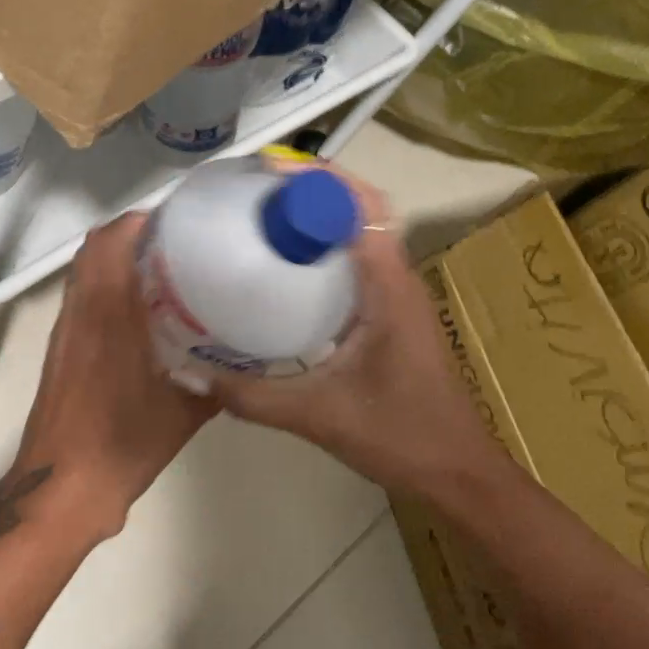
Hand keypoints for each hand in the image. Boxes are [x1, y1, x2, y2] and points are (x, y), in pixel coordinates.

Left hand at [14, 213, 218, 539]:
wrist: (63, 485)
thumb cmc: (122, 443)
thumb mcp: (184, 412)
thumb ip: (215, 378)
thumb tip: (246, 355)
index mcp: (108, 312)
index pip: (112, 241)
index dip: (143, 221)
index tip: (182, 220)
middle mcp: (81, 310)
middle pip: (96, 248)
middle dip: (134, 235)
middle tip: (180, 242)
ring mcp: (66, 328)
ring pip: (87, 271)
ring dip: (118, 259)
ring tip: (167, 270)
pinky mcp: (61, 348)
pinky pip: (83, 297)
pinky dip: (108, 287)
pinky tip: (143, 312)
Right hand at [209, 171, 505, 501]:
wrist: (459, 476)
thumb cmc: (398, 436)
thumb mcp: (316, 415)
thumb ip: (250, 396)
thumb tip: (189, 375)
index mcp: (387, 287)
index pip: (362, 207)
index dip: (318, 179)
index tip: (267, 173)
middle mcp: (397, 279)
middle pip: (361, 208)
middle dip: (311, 189)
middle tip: (254, 191)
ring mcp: (398, 295)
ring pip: (362, 231)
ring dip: (320, 214)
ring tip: (263, 217)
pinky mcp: (392, 312)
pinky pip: (359, 259)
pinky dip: (326, 246)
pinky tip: (286, 269)